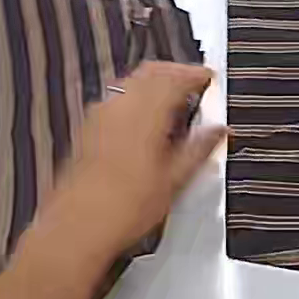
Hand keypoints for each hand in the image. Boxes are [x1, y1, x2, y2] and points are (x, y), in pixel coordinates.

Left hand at [41, 61, 226, 260]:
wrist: (78, 227)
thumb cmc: (126, 207)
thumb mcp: (175, 179)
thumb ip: (200, 147)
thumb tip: (219, 130)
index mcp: (146, 113)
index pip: (176, 78)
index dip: (197, 74)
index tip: (211, 77)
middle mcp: (120, 106)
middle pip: (151, 71)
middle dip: (176, 72)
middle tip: (196, 83)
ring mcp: (100, 115)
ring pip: (132, 81)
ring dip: (156, 82)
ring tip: (176, 100)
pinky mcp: (89, 127)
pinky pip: (118, 97)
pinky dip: (138, 96)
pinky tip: (148, 119)